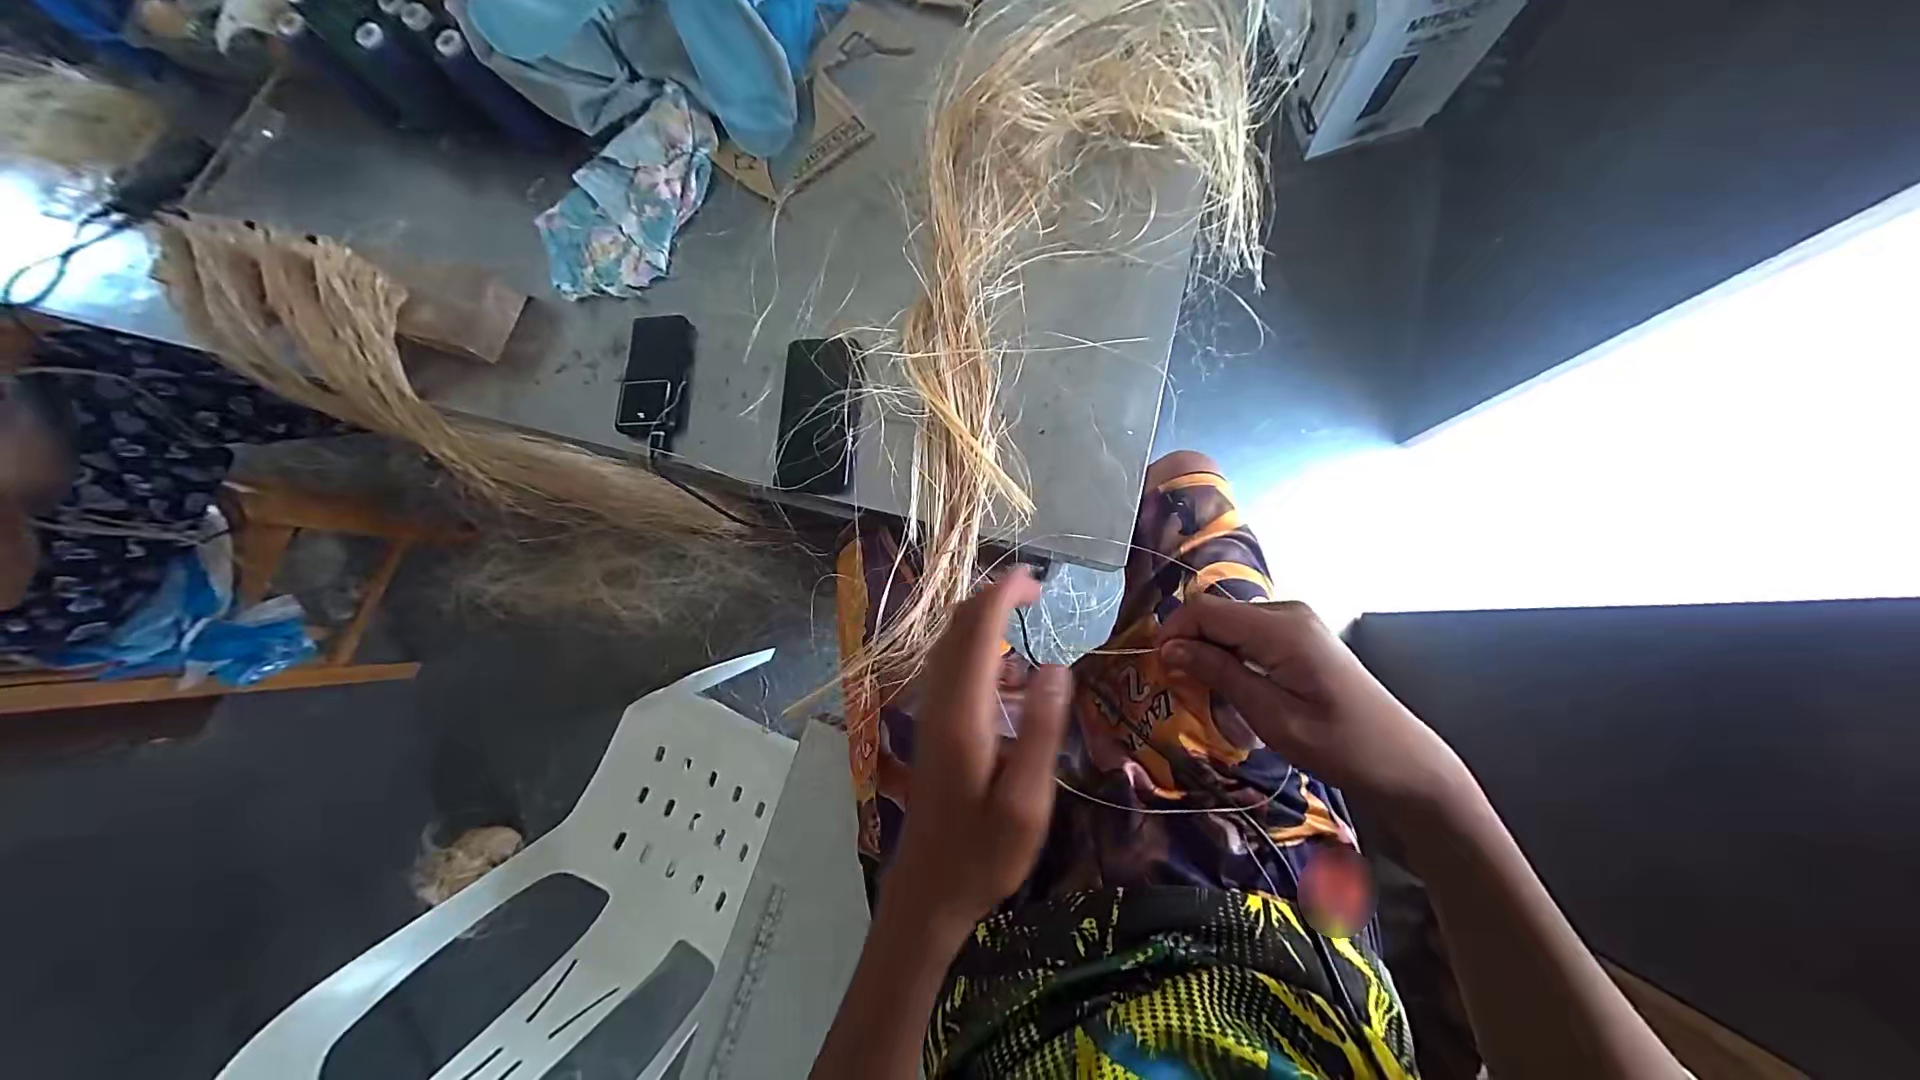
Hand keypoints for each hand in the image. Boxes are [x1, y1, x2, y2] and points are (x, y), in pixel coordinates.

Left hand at [887, 567, 1071, 933]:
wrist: (927, 889)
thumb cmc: (983, 852)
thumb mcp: (1026, 801)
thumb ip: (1040, 730)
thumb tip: (1056, 667)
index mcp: (962, 710)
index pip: (978, 628)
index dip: (1004, 593)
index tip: (1036, 578)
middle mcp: (939, 699)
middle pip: (958, 626)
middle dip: (994, 598)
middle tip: (1038, 596)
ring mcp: (930, 711)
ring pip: (952, 644)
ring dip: (986, 624)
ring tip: (1030, 632)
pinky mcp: (932, 725)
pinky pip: (953, 668)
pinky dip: (981, 653)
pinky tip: (1011, 681)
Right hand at [1157, 596, 1470, 814]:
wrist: (1403, 762)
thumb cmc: (1339, 745)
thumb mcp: (1271, 715)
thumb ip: (1219, 673)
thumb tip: (1168, 648)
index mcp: (1281, 628)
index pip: (1205, 610)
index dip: (1173, 632)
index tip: (1156, 667)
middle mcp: (1287, 612)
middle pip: (1216, 613)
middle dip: (1187, 642)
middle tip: (1176, 684)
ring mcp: (1295, 621)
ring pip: (1228, 623)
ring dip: (1206, 649)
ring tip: (1199, 688)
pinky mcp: (1299, 635)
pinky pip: (1247, 633)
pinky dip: (1228, 653)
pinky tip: (1229, 682)